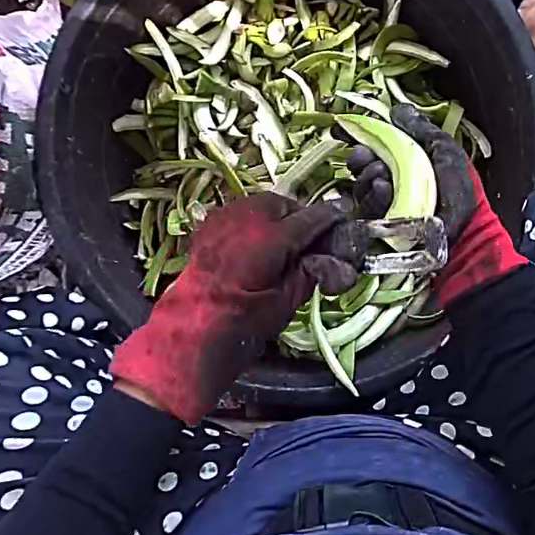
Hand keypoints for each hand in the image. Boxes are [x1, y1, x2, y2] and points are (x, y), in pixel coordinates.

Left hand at [111, 193, 357, 423]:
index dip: (330, 217)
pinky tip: (254, 242)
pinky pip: (239, 214)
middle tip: (306, 239)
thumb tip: (328, 258)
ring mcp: (224, 217)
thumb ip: (310, 271)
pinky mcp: (208, 225)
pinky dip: (251, 222)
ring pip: (260, 205)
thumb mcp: (287, 301)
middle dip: (299, 217)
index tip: (342, 216)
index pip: (312, 218)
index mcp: (272, 236)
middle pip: (285, 205)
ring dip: (274, 217)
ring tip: (280, 240)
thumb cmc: (244, 323)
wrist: (192, 330)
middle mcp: (248, 217)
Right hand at [346, 104, 480, 242]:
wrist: (464, 229)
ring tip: (384, 178)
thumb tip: (396, 109)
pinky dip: (374, 196)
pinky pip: (365, 209)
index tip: (340, 130)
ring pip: (359, 186)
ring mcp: (383, 205)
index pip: (372, 145)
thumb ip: (419, 128)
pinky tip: (385, 191)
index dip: (355, 136)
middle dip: (360, 158)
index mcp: (403, 161)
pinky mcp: (379, 227)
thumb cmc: (458, 190)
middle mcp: (390, 181)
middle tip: (366, 156)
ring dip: (367, 177)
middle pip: (359, 165)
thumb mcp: (443, 149)